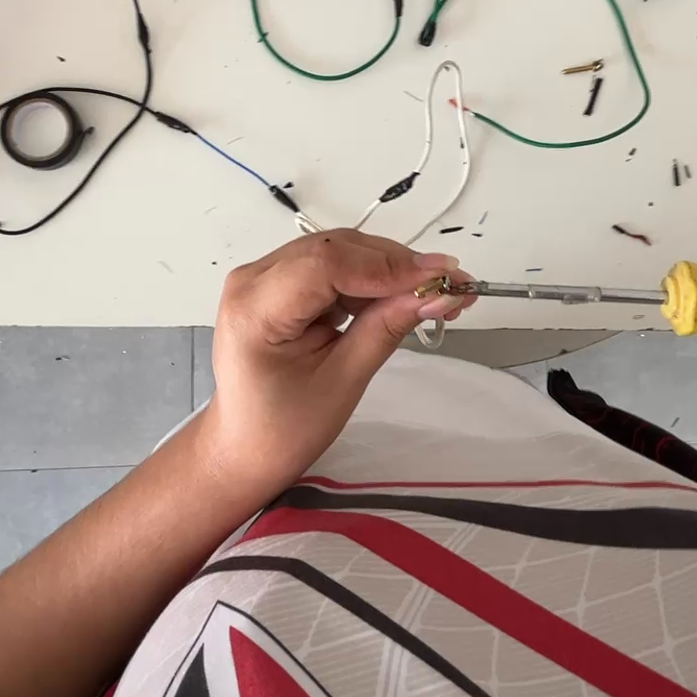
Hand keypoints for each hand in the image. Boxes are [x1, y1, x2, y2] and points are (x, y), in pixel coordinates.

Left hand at [200, 230, 472, 492]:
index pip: (326, 264)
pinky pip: (331, 266)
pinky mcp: (278, 281)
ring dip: (389, 268)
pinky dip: (370, 278)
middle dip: (397, 264)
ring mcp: (262, 276)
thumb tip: (436, 294)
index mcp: (254, 307)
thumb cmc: (285, 428)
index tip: (443, 278)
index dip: (388, 266)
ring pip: (338, 251)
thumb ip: (385, 329)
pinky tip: (402, 294)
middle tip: (453, 286)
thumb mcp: (341, 382)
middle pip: (335, 249)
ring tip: (436, 293)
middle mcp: (252, 277)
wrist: (243, 447)